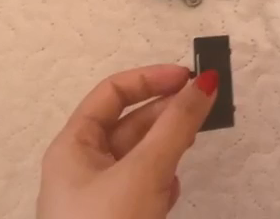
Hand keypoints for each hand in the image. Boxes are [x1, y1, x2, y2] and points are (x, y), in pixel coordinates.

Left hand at [37, 64, 218, 218]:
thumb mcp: (145, 171)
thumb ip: (177, 124)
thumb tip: (206, 79)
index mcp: (73, 147)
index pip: (112, 92)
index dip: (151, 78)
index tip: (190, 79)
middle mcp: (81, 168)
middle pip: (130, 124)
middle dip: (166, 118)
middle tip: (204, 114)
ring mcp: (97, 200)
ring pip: (140, 157)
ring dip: (165, 154)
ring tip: (181, 162)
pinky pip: (142, 188)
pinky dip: (160, 185)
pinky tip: (168, 199)